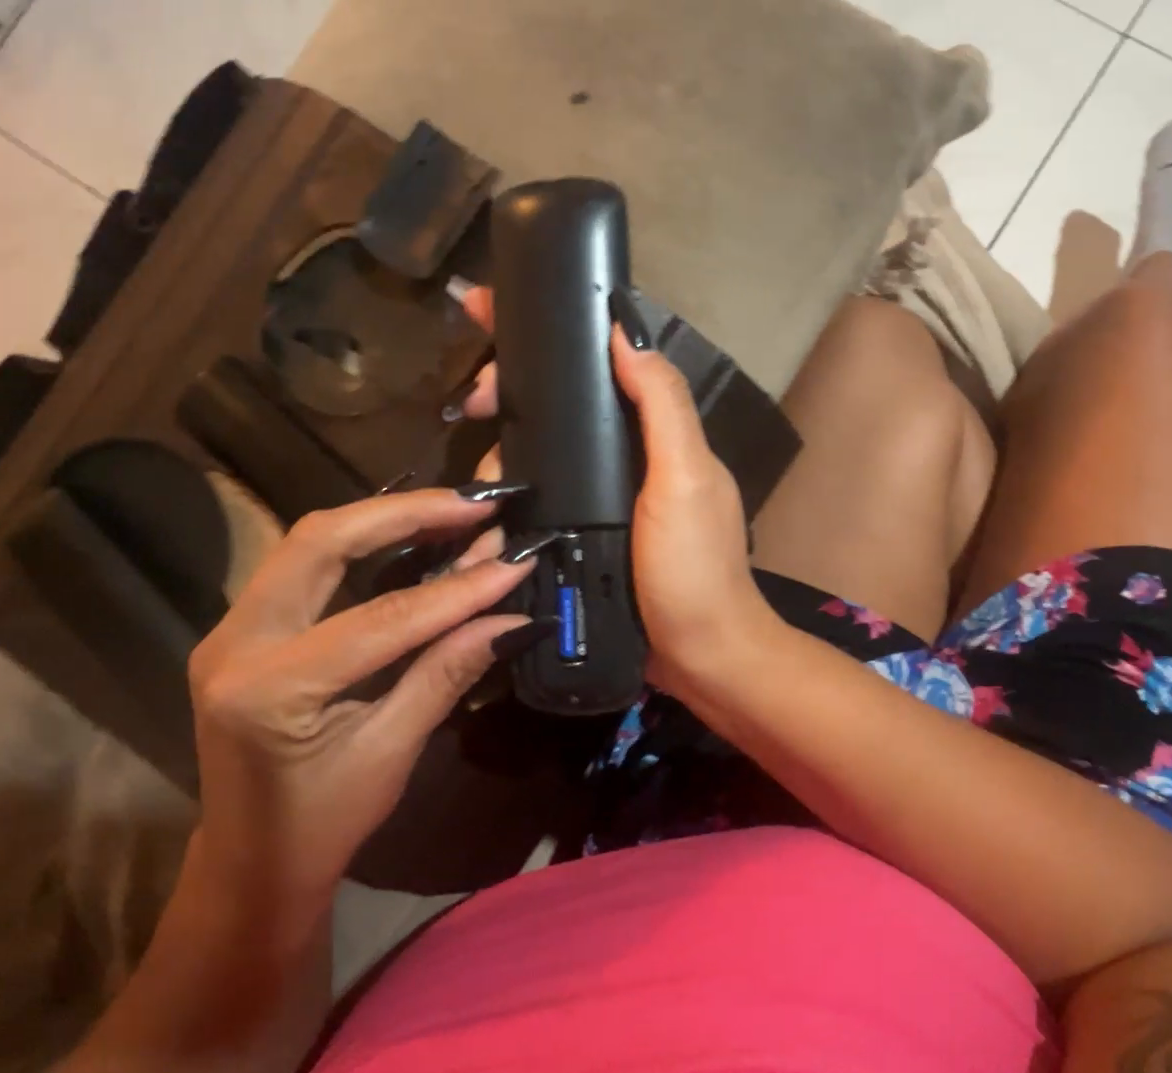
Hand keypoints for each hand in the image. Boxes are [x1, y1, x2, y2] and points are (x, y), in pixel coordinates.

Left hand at [185, 491, 533, 911]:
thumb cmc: (321, 823)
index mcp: (269, 687)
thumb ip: (446, 674)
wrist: (249, 864)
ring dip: (383, 519)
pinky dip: (361, 543)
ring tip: (453, 509)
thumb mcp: (391, 752)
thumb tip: (513, 619)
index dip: (456, 590)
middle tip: (476, 503)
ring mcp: (232, 629)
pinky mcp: (245, 629)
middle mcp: (235, 641)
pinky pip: (303, 564)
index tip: (515, 563)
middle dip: (406, 514)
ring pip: (308, 542)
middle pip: (320, 542)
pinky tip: (410, 534)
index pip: (381, 618)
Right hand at [455, 286, 777, 691]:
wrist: (697, 657)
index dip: (549, 336)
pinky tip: (480, 505)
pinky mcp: (582, 539)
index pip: (602, 365)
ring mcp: (602, 501)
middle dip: (511, 395)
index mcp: (656, 434)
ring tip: (481, 473)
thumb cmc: (693, 565)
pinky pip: (537, 502)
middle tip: (473, 404)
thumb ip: (661, 405)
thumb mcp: (684, 477)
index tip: (488, 316)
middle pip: (558, 408)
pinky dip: (508, 497)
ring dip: (503, 450)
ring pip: (540, 455)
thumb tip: (622, 329)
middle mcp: (628, 459)